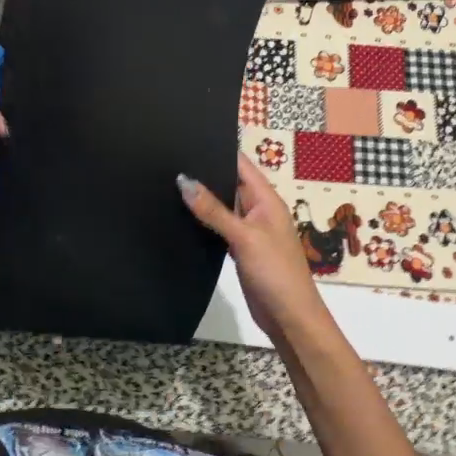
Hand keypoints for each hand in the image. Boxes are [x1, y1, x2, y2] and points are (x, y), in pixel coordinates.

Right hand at [179, 153, 327, 335]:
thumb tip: (182, 180)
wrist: (291, 319)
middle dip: (203, 171)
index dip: (218, 148)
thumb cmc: (275, 272)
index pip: (240, 164)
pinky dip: (202, 219)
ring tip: (165, 180)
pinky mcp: (239, 248)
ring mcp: (248, 230)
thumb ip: (213, 210)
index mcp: (266, 200)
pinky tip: (178, 214)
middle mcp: (258, 210)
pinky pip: (218, 225)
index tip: (186, 136)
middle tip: (166, 157)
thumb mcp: (244, 237)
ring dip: (201, 196)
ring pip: (221, 205)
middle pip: (229, 182)